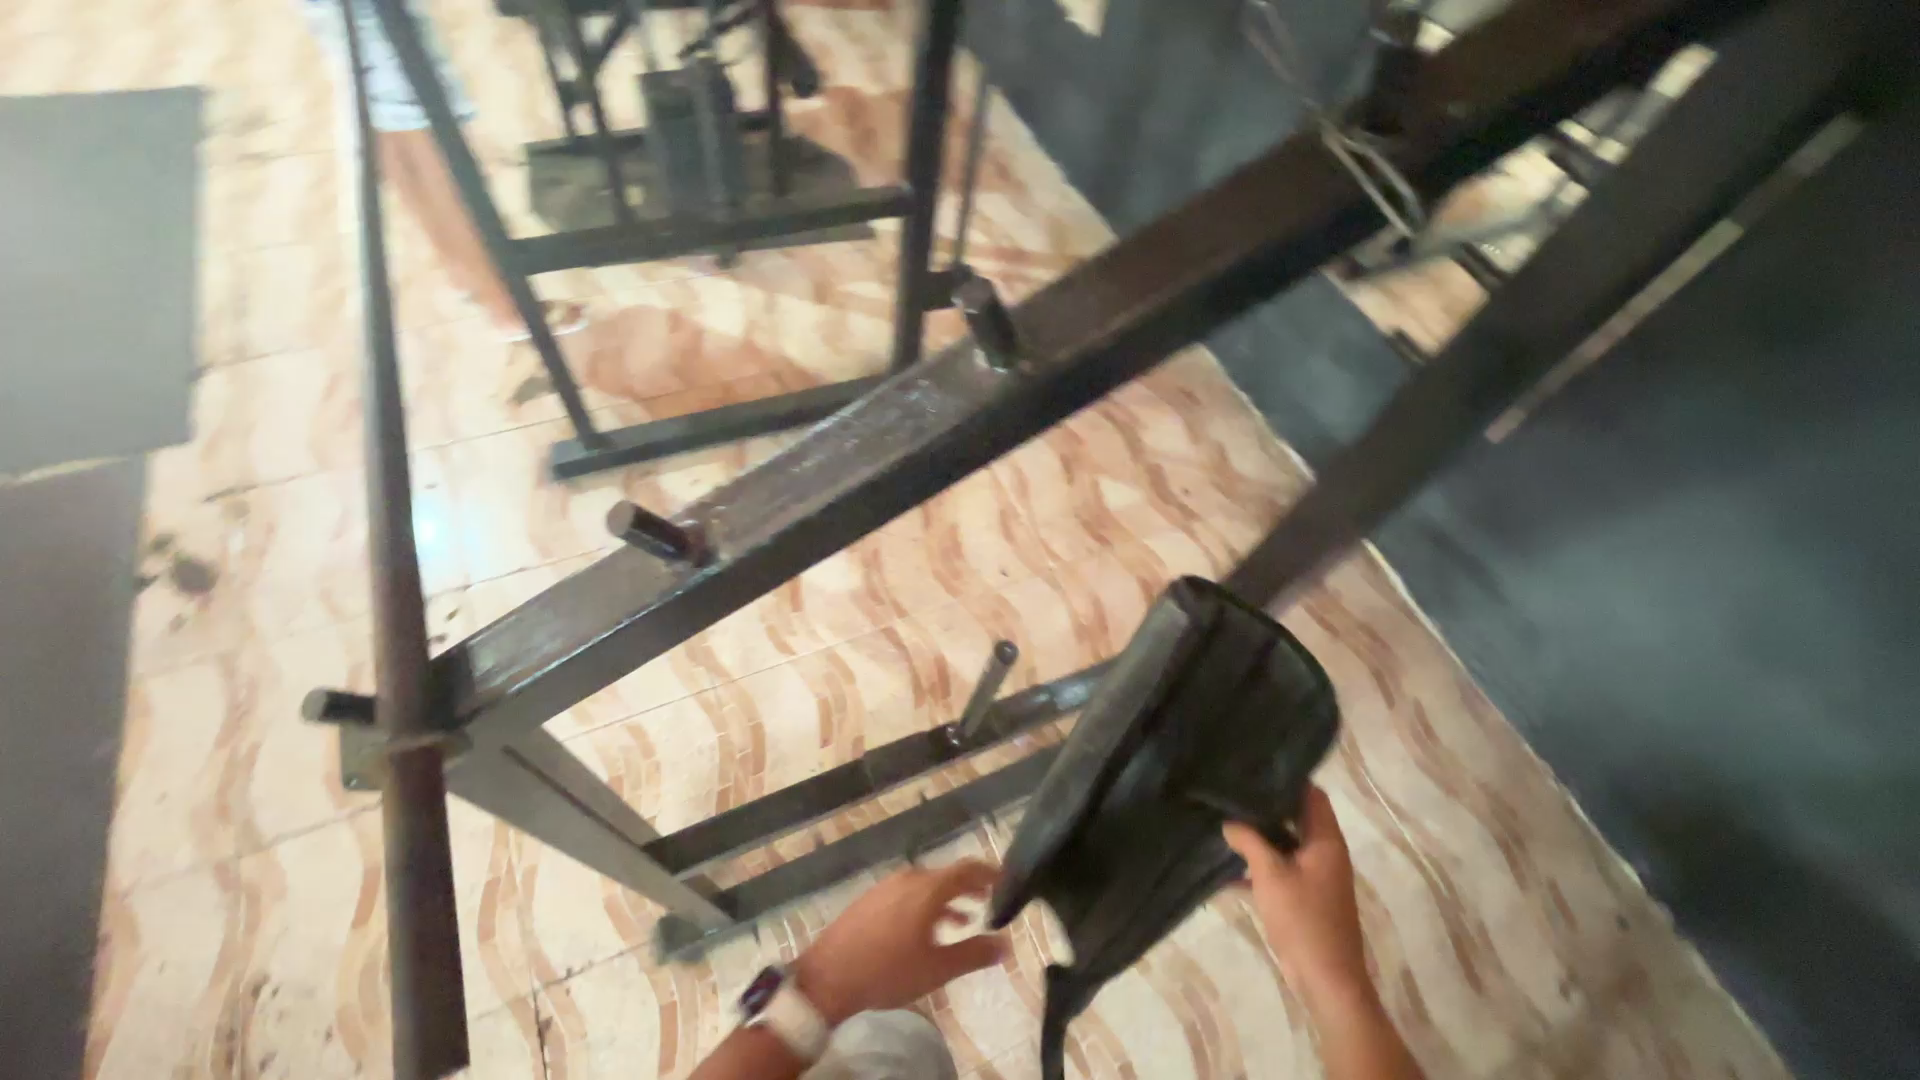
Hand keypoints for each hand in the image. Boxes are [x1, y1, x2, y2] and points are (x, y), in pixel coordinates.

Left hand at [792, 860, 1007, 1025]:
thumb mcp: (937, 968)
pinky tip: (927, 928)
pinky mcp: (871, 898)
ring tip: (964, 920)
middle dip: (970, 887)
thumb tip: (1005, 944)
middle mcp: (909, 878)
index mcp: (928, 888)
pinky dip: (926, 904)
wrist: (828, 976)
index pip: (967, 868)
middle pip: (947, 875)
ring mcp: (887, 886)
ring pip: (926, 885)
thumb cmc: (888, 971)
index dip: (989, 873)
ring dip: (948, 899)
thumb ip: (974, 954)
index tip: (1006, 881)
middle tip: (990, 900)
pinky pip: (908, 893)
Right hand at [1223, 784, 1373, 1013]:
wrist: (1325, 978)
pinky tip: (1226, 868)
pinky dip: (1257, 867)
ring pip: (1284, 844)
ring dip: (1258, 837)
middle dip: (1265, 807)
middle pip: (1296, 818)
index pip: (1312, 795)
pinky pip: (1278, 871)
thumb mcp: (1270, 873)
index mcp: (1325, 841)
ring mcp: (1315, 876)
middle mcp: (1324, 853)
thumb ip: (1249, 841)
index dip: (1287, 779)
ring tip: (1223, 821)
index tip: (1256, 768)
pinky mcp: (1303, 897)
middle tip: (1232, 792)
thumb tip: (1229, 822)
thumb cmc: (1303, 918)